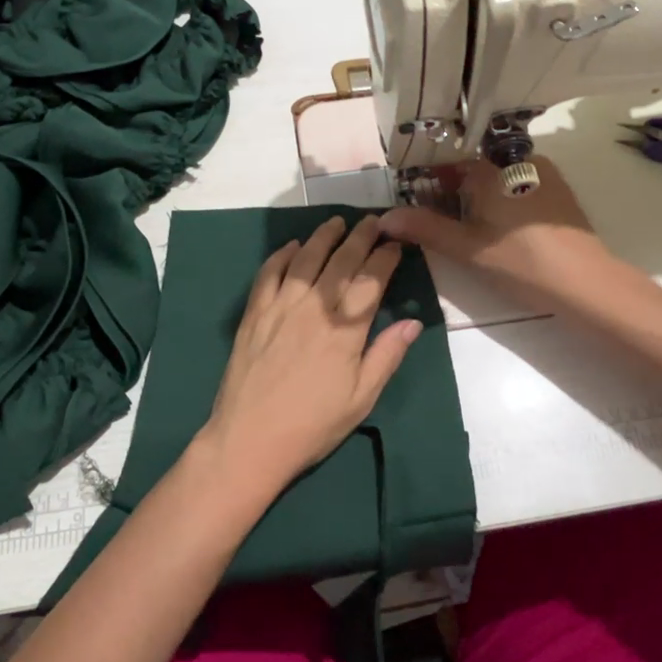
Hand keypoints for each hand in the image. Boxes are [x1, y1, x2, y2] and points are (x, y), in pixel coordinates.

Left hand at [196, 215, 422, 495]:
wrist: (250, 439)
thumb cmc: (313, 424)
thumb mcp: (362, 398)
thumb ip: (387, 355)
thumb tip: (412, 322)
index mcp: (346, 329)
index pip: (371, 279)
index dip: (385, 258)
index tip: (395, 245)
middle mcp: (315, 307)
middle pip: (341, 260)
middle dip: (360, 236)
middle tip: (373, 221)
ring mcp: (280, 306)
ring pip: (305, 258)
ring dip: (323, 236)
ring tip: (336, 222)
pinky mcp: (254, 312)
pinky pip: (268, 272)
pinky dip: (282, 254)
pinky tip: (292, 246)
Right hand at [381, 157, 614, 311]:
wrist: (586, 283)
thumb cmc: (522, 263)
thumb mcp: (467, 249)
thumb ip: (426, 229)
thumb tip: (384, 217)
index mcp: (492, 167)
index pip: (447, 160)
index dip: (426, 178)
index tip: (412, 199)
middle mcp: (518, 160)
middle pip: (473, 166)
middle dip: (450, 188)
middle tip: (433, 218)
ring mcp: (542, 174)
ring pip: (496, 176)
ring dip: (476, 194)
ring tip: (462, 225)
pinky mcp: (558, 192)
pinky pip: (518, 185)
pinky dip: (500, 199)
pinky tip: (495, 227)